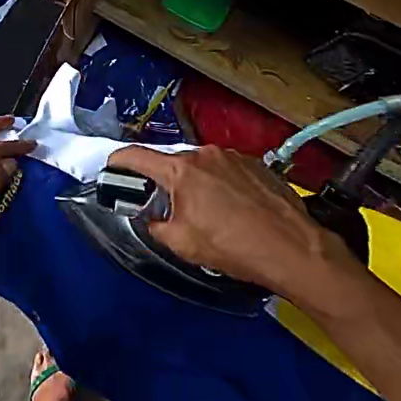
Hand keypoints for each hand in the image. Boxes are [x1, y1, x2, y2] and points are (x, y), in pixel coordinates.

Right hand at [107, 145, 352, 301]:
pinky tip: (235, 211)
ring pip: (204, 168)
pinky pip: (229, 171)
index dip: (119, 162)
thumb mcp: (182, 243)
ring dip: (200, 186)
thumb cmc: (234, 245)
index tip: (112, 167)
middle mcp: (208, 154)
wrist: (288, 245)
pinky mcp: (257, 164)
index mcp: (182, 170)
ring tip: (211, 217)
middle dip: (168, 184)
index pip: (138, 156)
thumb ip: (156, 226)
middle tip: (170, 210)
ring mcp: (235, 156)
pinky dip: (224, 186)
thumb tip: (154, 219)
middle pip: (175, 164)